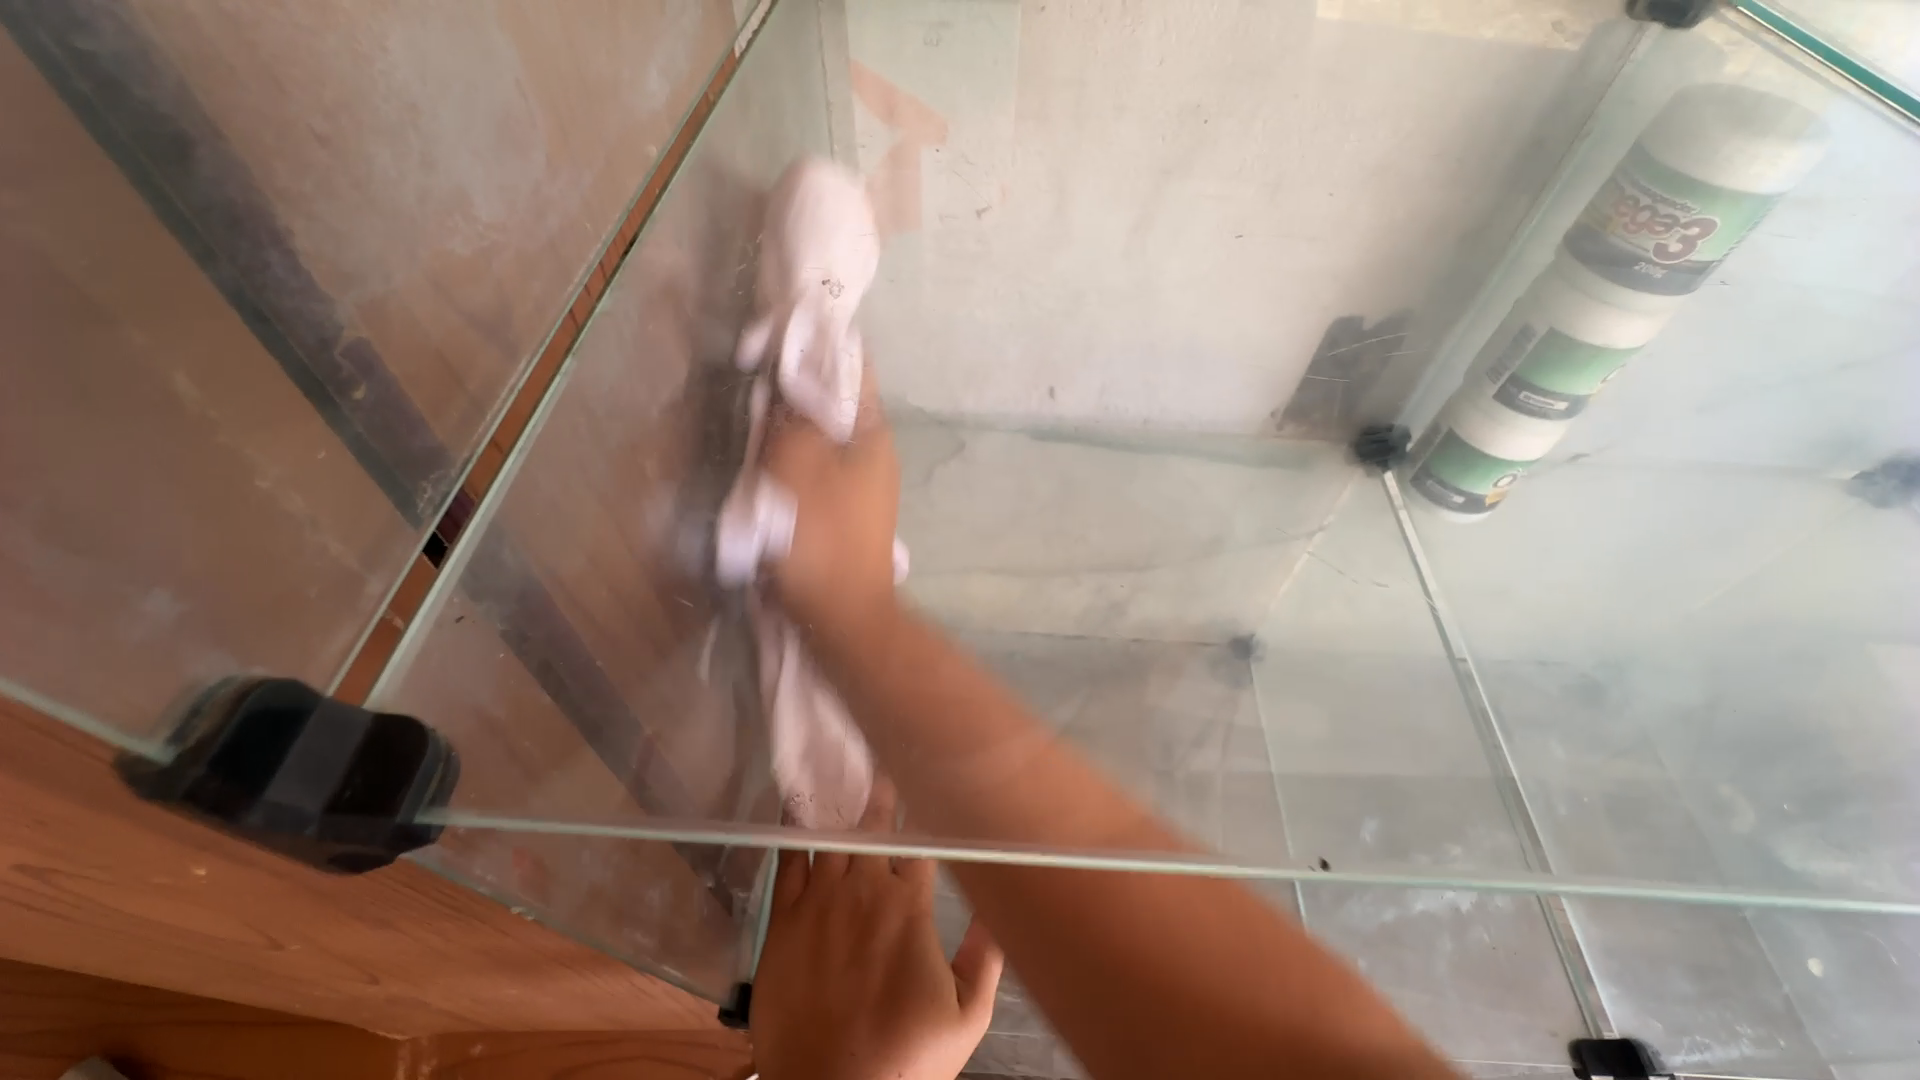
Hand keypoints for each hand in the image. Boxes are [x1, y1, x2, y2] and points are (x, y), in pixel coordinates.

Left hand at [751, 798, 1003, 1079]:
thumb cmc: (905, 1057)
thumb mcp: (967, 1017)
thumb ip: (985, 958)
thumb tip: (997, 910)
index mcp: (910, 908)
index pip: (919, 847)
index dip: (922, 820)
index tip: (925, 791)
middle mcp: (865, 892)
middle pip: (874, 829)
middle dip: (881, 799)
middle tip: (883, 766)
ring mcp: (821, 902)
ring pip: (832, 836)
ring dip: (840, 806)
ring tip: (842, 773)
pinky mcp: (785, 920)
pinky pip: (788, 862)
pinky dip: (792, 831)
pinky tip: (795, 806)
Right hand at [761, 370, 900, 637]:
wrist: (841, 614)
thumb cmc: (819, 532)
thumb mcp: (796, 459)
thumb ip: (791, 413)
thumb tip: (789, 379)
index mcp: (873, 432)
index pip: (851, 366)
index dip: (815, 344)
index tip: (775, 332)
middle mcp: (875, 455)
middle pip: (833, 404)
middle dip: (794, 390)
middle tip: (752, 380)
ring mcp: (864, 488)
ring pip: (820, 441)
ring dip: (788, 430)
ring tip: (750, 422)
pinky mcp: (846, 517)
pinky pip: (815, 475)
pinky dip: (790, 465)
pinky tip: (763, 470)